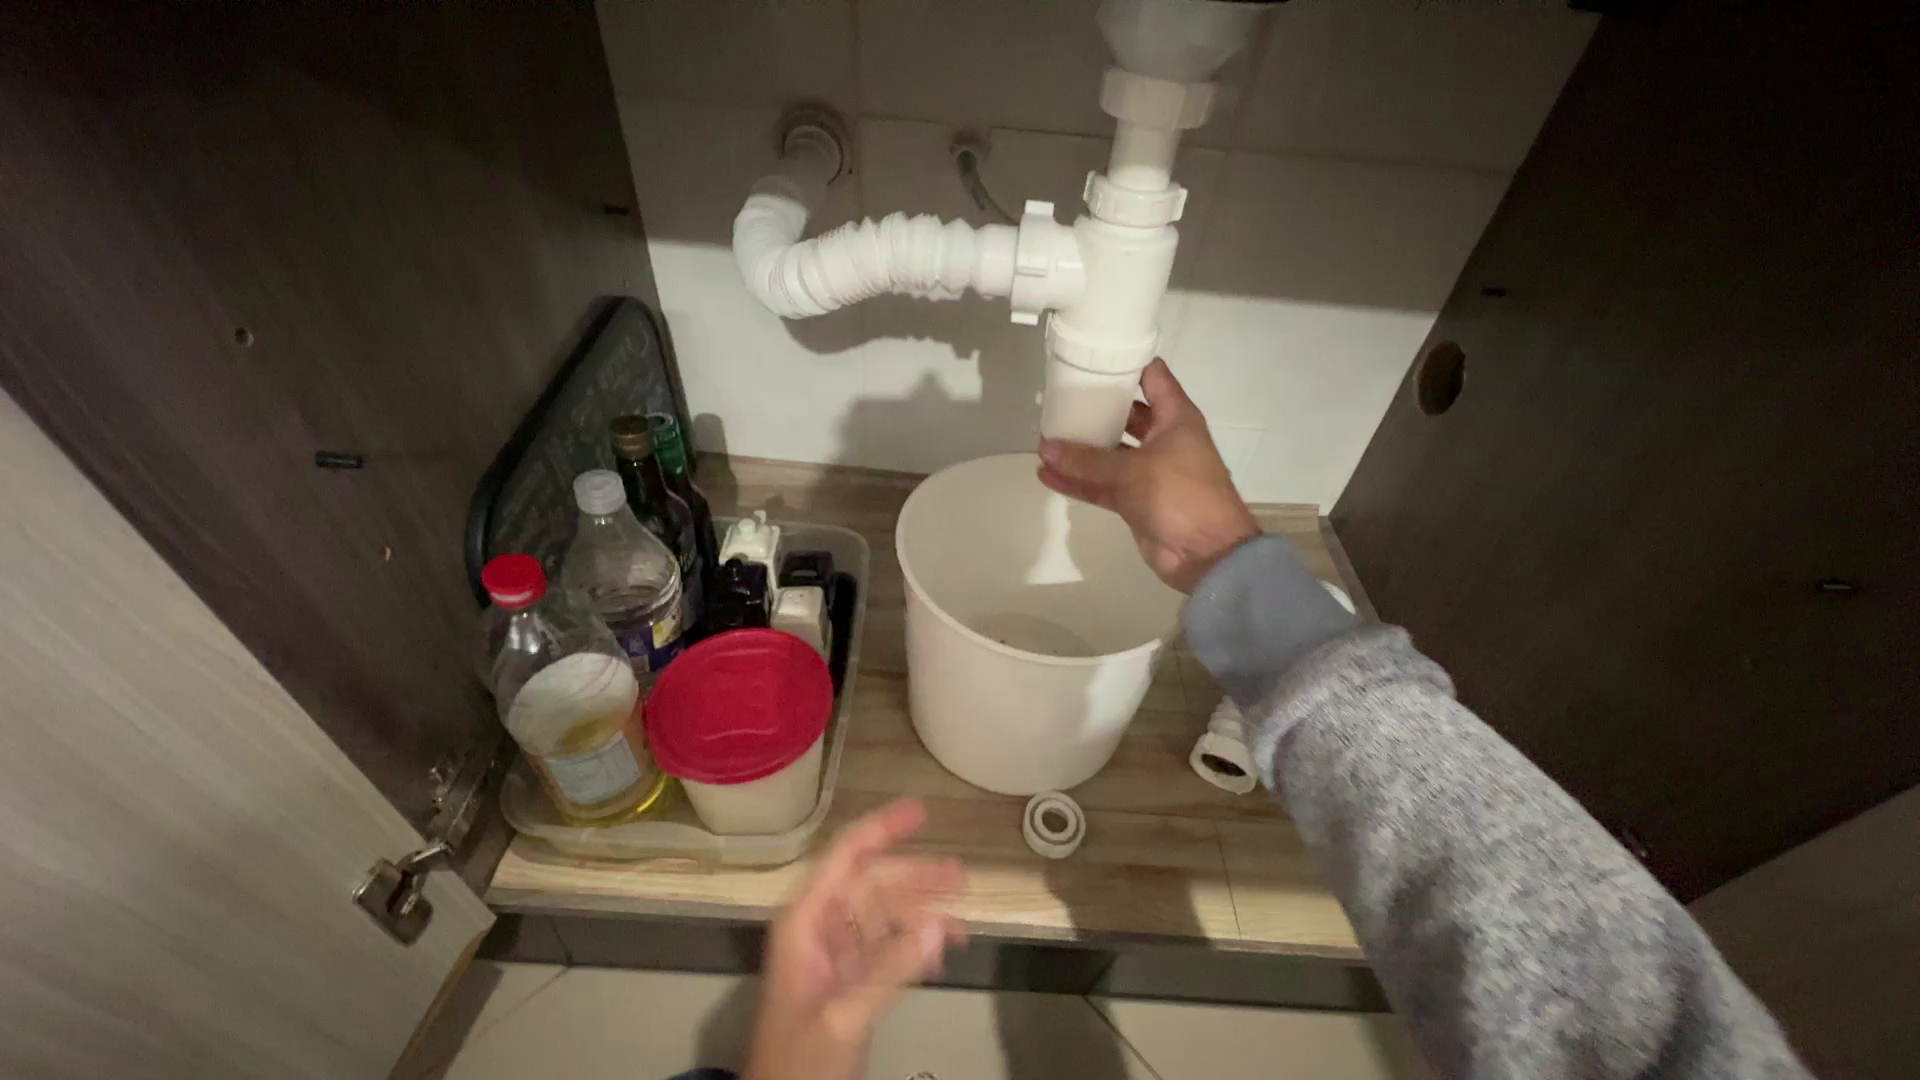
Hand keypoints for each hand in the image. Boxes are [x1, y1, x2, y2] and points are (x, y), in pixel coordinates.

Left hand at [744, 798, 967, 1079]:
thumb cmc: (798, 1060)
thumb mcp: (843, 1016)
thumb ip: (891, 967)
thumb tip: (938, 921)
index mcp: (805, 920)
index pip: (846, 856)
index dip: (882, 828)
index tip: (920, 811)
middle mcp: (820, 926)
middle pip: (872, 883)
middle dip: (916, 876)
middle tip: (962, 874)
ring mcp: (836, 953)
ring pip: (884, 914)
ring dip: (922, 912)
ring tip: (962, 919)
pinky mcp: (850, 979)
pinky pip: (887, 947)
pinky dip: (915, 946)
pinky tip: (943, 951)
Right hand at [1039, 358, 1260, 593]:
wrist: (1208, 553)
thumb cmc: (1182, 495)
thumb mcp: (1134, 470)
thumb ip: (1087, 461)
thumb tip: (1045, 448)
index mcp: (1176, 418)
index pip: (1151, 377)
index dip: (1124, 363)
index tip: (1090, 357)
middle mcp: (1163, 439)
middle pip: (1125, 414)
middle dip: (1094, 409)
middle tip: (1057, 401)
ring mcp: (1148, 472)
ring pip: (1108, 454)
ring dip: (1080, 449)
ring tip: (1045, 440)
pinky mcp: (1135, 501)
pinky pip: (1101, 485)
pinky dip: (1078, 481)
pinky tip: (1047, 474)